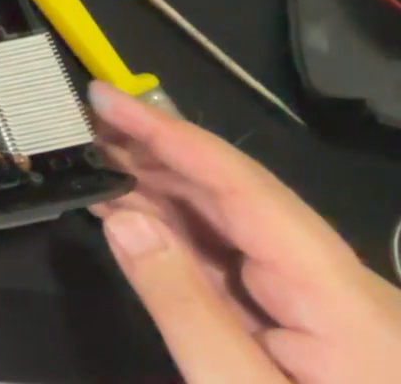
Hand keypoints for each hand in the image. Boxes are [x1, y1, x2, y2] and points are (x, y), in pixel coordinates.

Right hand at [89, 81, 400, 382]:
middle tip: (78, 124)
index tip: (105, 95)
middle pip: (239, 198)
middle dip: (155, 153)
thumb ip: (182, 305)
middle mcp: (343, 288)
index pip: (244, 189)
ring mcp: (330, 307)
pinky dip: (174, 229)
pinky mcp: (314, 325)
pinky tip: (128, 213)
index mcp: (342, 301)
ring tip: (90, 161)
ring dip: (158, 188)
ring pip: (233, 224)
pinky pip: (235, 258)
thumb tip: (123, 217)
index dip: (170, 133)